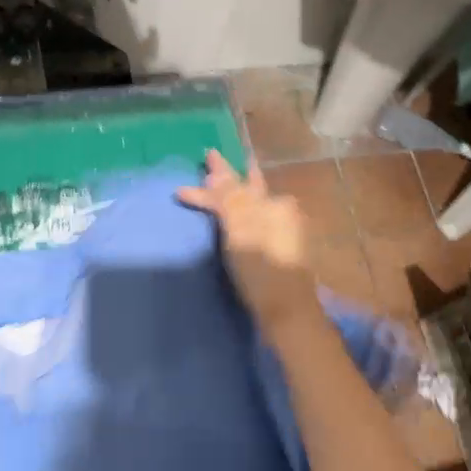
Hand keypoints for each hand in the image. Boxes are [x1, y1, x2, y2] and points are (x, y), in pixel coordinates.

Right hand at [177, 150, 322, 331]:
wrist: (290, 311)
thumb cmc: (262, 270)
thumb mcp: (240, 230)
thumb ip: (228, 198)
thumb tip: (217, 171)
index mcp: (274, 203)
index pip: (234, 186)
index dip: (207, 184)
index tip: (180, 188)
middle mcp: (284, 212)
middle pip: (253, 189)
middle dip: (237, 176)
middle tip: (225, 158)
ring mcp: (288, 232)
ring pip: (260, 204)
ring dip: (245, 192)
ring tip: (240, 177)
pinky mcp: (286, 251)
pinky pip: (263, 221)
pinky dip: (251, 213)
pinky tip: (252, 215)